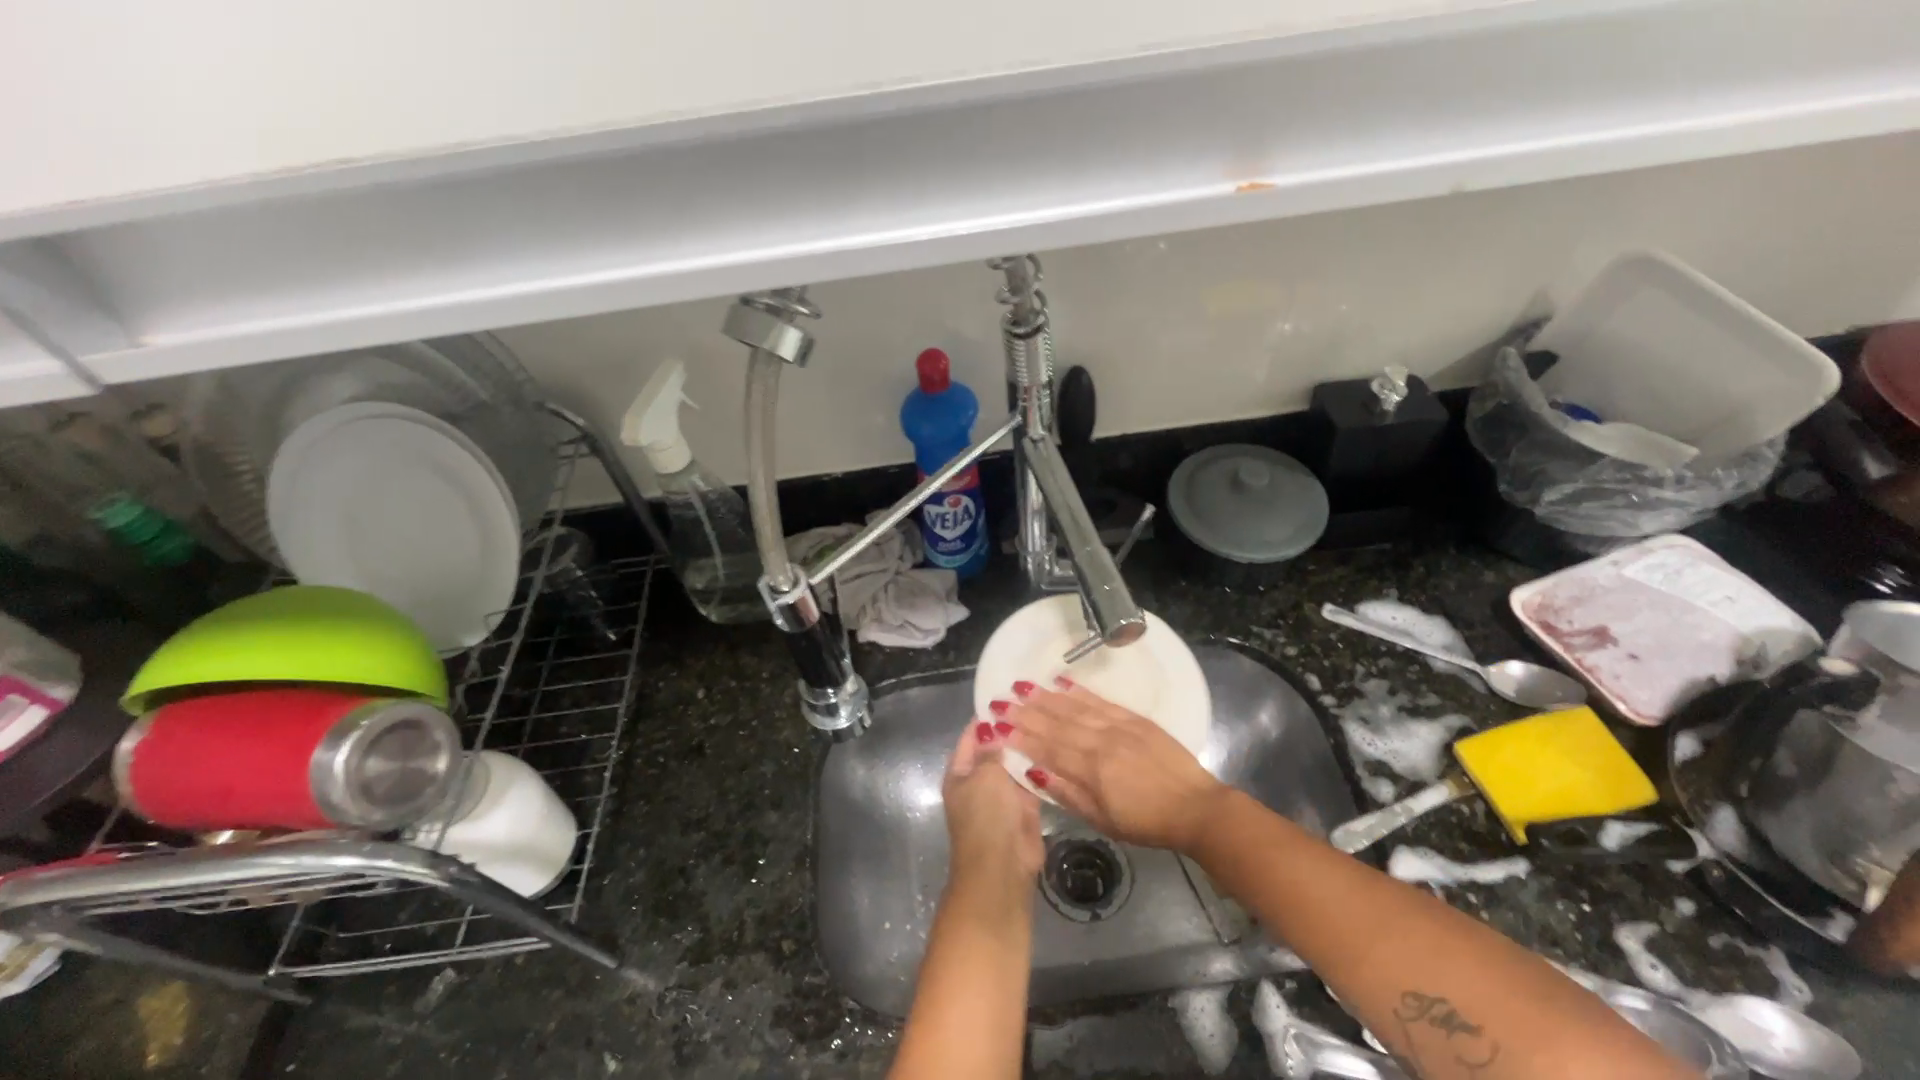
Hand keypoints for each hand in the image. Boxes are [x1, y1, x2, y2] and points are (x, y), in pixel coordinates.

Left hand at [942, 719, 1042, 906]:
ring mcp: (1002, 796)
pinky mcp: (1024, 809)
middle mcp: (979, 781)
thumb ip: (992, 750)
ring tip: (1050, 719)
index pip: (971, 736)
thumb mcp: (985, 776)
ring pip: (1015, 765)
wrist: (1002, 867)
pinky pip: (1032, 782)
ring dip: (1027, 749)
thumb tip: (994, 726)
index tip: (1008, 694)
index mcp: (960, 772)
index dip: (987, 717)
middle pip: (995, 750)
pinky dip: (1041, 769)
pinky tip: (1057, 747)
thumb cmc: (986, 817)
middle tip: (1036, 703)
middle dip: (1011, 731)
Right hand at [1000, 679, 1232, 852]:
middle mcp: (1100, 742)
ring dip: (1046, 698)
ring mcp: (1119, 727)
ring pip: (1075, 708)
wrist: (1196, 807)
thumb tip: (1034, 773)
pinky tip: (1061, 683)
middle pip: (1056, 724)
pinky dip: (1079, 691)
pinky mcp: (1135, 719)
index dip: (1020, 738)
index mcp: (1090, 770)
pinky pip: (1101, 701)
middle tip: (1000, 702)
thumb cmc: (1146, 823)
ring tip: (1022, 687)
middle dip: (1026, 713)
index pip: (1047, 750)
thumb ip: (1068, 795)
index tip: (996, 728)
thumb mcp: (1103, 820)